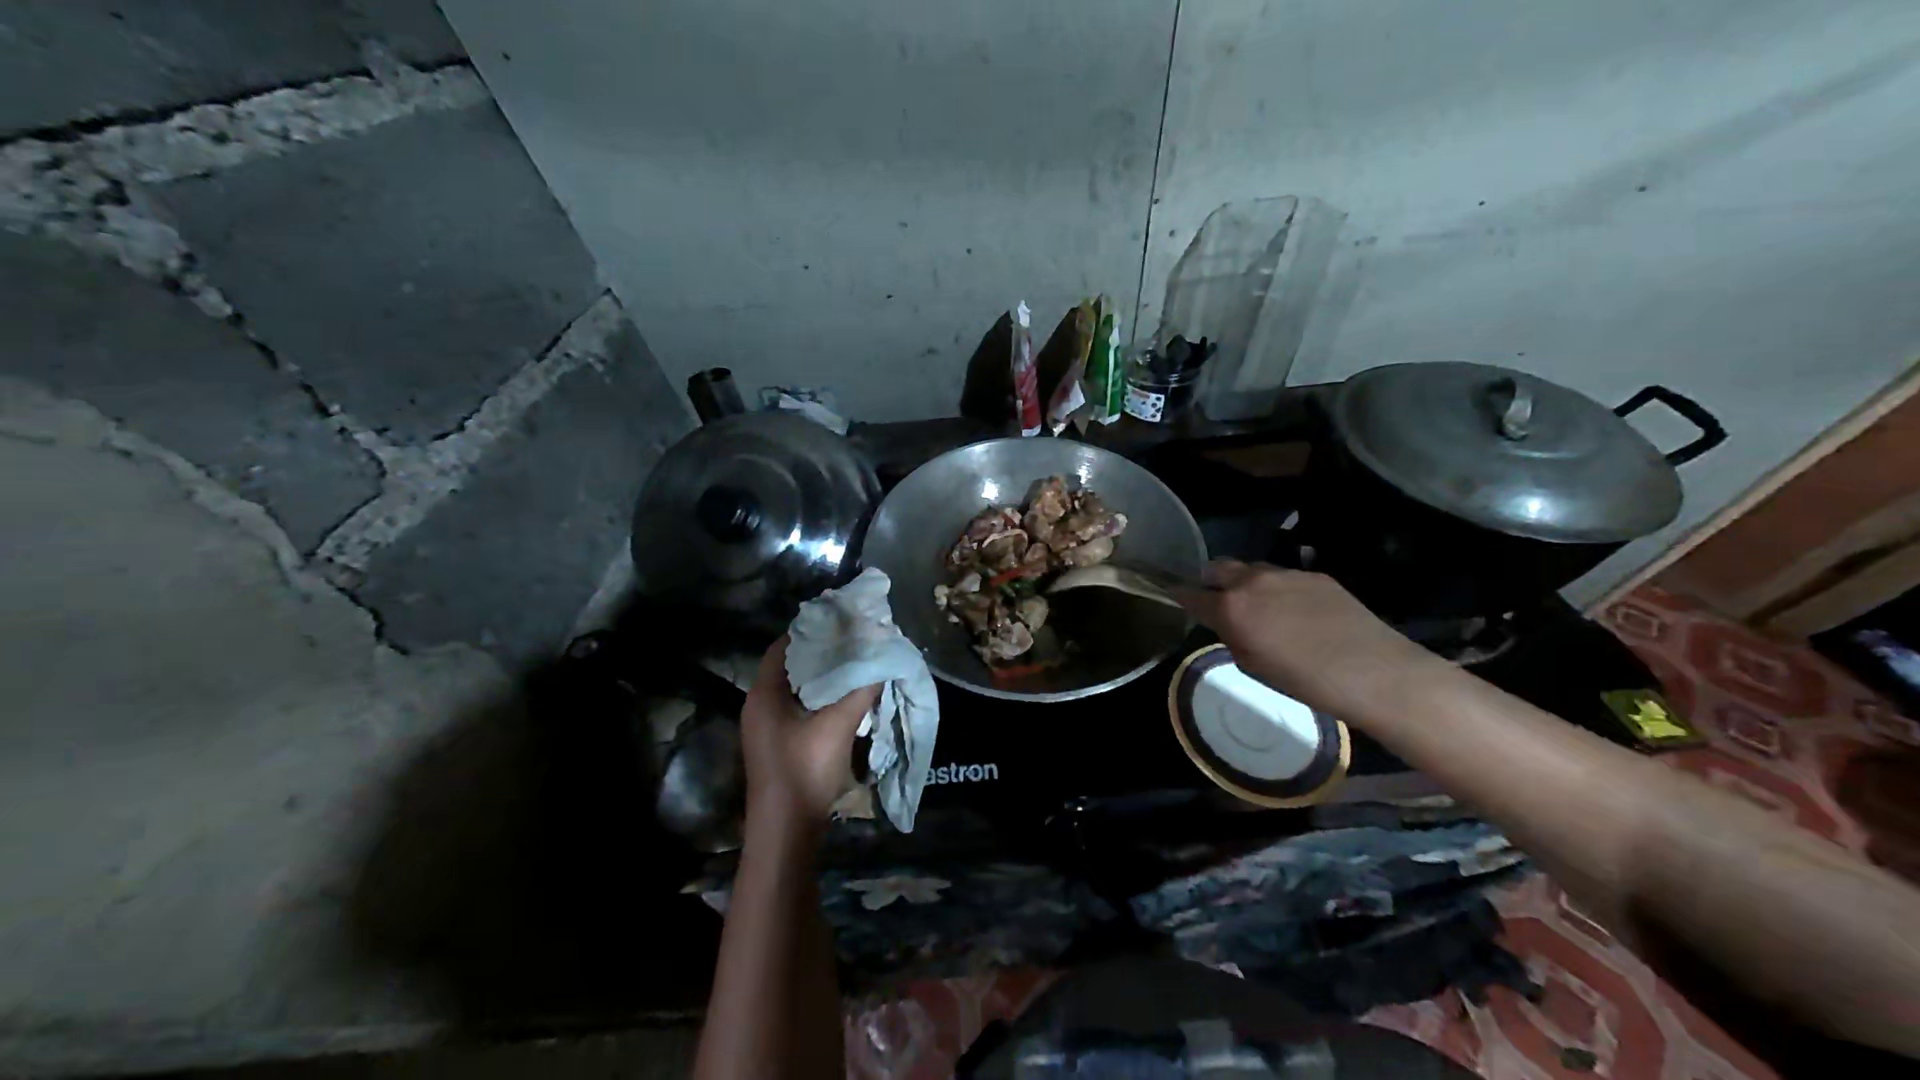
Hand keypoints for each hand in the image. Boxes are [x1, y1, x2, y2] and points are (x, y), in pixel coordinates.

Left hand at [740, 637, 881, 836]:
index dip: (812, 631)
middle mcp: (760, 705)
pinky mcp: (779, 744)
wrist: (785, 831)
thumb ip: (860, 690)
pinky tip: (848, 699)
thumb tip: (882, 661)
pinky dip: (822, 699)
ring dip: (825, 678)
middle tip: (857, 642)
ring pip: (798, 690)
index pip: (784, 646)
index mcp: (764, 694)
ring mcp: (768, 728)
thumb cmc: (805, 770)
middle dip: (823, 653)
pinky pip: (800, 709)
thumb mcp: (838, 726)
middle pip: (792, 667)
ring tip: (857, 666)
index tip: (843, 623)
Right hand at [1175, 560, 1428, 713]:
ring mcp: (1286, 574)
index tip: (1175, 598)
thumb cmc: (1304, 681)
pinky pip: (1284, 576)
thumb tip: (1228, 623)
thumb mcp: (1252, 666)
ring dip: (1245, 583)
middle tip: (1216, 600)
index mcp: (1231, 608)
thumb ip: (1231, 636)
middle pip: (1217, 567)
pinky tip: (1296, 612)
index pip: (1191, 594)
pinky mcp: (1316, 575)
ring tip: (1260, 607)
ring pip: (1252, 569)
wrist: (1374, 671)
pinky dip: (1278, 589)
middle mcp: (1253, 581)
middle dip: (1210, 580)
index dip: (1179, 596)